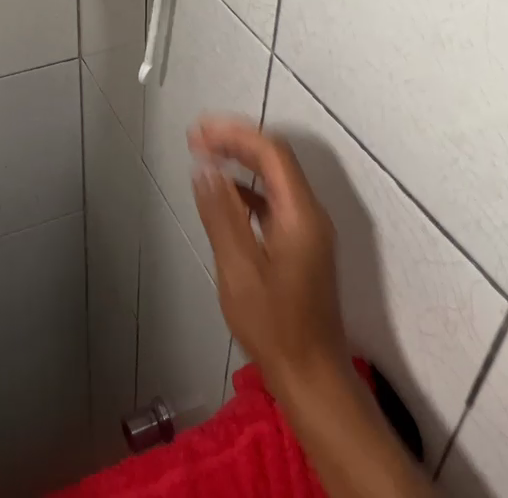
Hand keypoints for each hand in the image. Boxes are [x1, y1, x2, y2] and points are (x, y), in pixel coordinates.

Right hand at [190, 116, 347, 390]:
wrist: (310, 374)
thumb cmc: (273, 325)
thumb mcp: (238, 268)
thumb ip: (221, 214)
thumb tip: (204, 168)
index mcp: (300, 215)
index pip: (271, 153)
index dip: (234, 134)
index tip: (198, 132)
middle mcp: (311, 214)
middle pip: (276, 160)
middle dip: (236, 142)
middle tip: (196, 138)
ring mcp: (309, 230)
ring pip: (276, 179)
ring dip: (241, 162)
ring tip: (204, 157)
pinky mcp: (303, 245)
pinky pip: (275, 201)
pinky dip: (249, 188)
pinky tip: (224, 194)